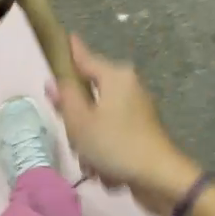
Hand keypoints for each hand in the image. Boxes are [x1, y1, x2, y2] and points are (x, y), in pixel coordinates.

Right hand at [46, 36, 202, 215]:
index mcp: (115, 76)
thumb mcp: (80, 121)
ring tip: (93, 161)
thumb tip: (54, 80)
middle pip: (88, 94)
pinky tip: (108, 172)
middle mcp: (128, 87)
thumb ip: (65, 98)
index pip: (84, 57)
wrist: (159, 179)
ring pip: (97, 120)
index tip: (65, 36)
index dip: (71, 50)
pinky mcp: (141, 132)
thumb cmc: (115, 144)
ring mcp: (136, 110)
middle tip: (76, 137)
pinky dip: (105, 153)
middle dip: (77, 120)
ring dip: (90, 143)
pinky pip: (111, 137)